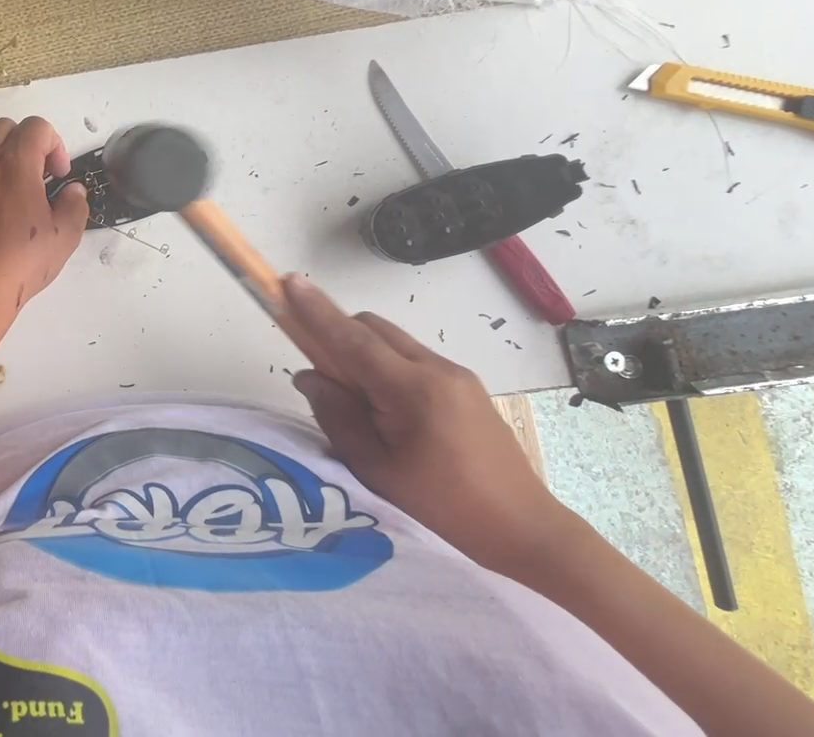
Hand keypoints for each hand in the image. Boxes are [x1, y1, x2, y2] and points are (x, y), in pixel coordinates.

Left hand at [0, 117, 88, 316]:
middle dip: (26, 144)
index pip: (37, 127)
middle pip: (5, 128)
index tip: (58, 174)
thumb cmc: (19, 263)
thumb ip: (75, 205)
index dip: (55, 144)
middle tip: (35, 175)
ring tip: (6, 183)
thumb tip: (73, 192)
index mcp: (15, 163)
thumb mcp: (64, 236)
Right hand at [281, 274, 576, 573]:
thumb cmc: (442, 507)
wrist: (525, 529)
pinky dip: (384, 366)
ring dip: (361, 352)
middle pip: (373, 328)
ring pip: (393, 341)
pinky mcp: (466, 387)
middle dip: (336, 332)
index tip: (288, 283)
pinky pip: (411, 359)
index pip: (352, 339)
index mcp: (413, 391)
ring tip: (352, 400)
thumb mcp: (375, 469)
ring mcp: (457, 376)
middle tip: (316, 370)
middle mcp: (437, 370)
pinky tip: (382, 408)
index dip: (316, 311)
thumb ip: (337, 417)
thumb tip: (309, 377)